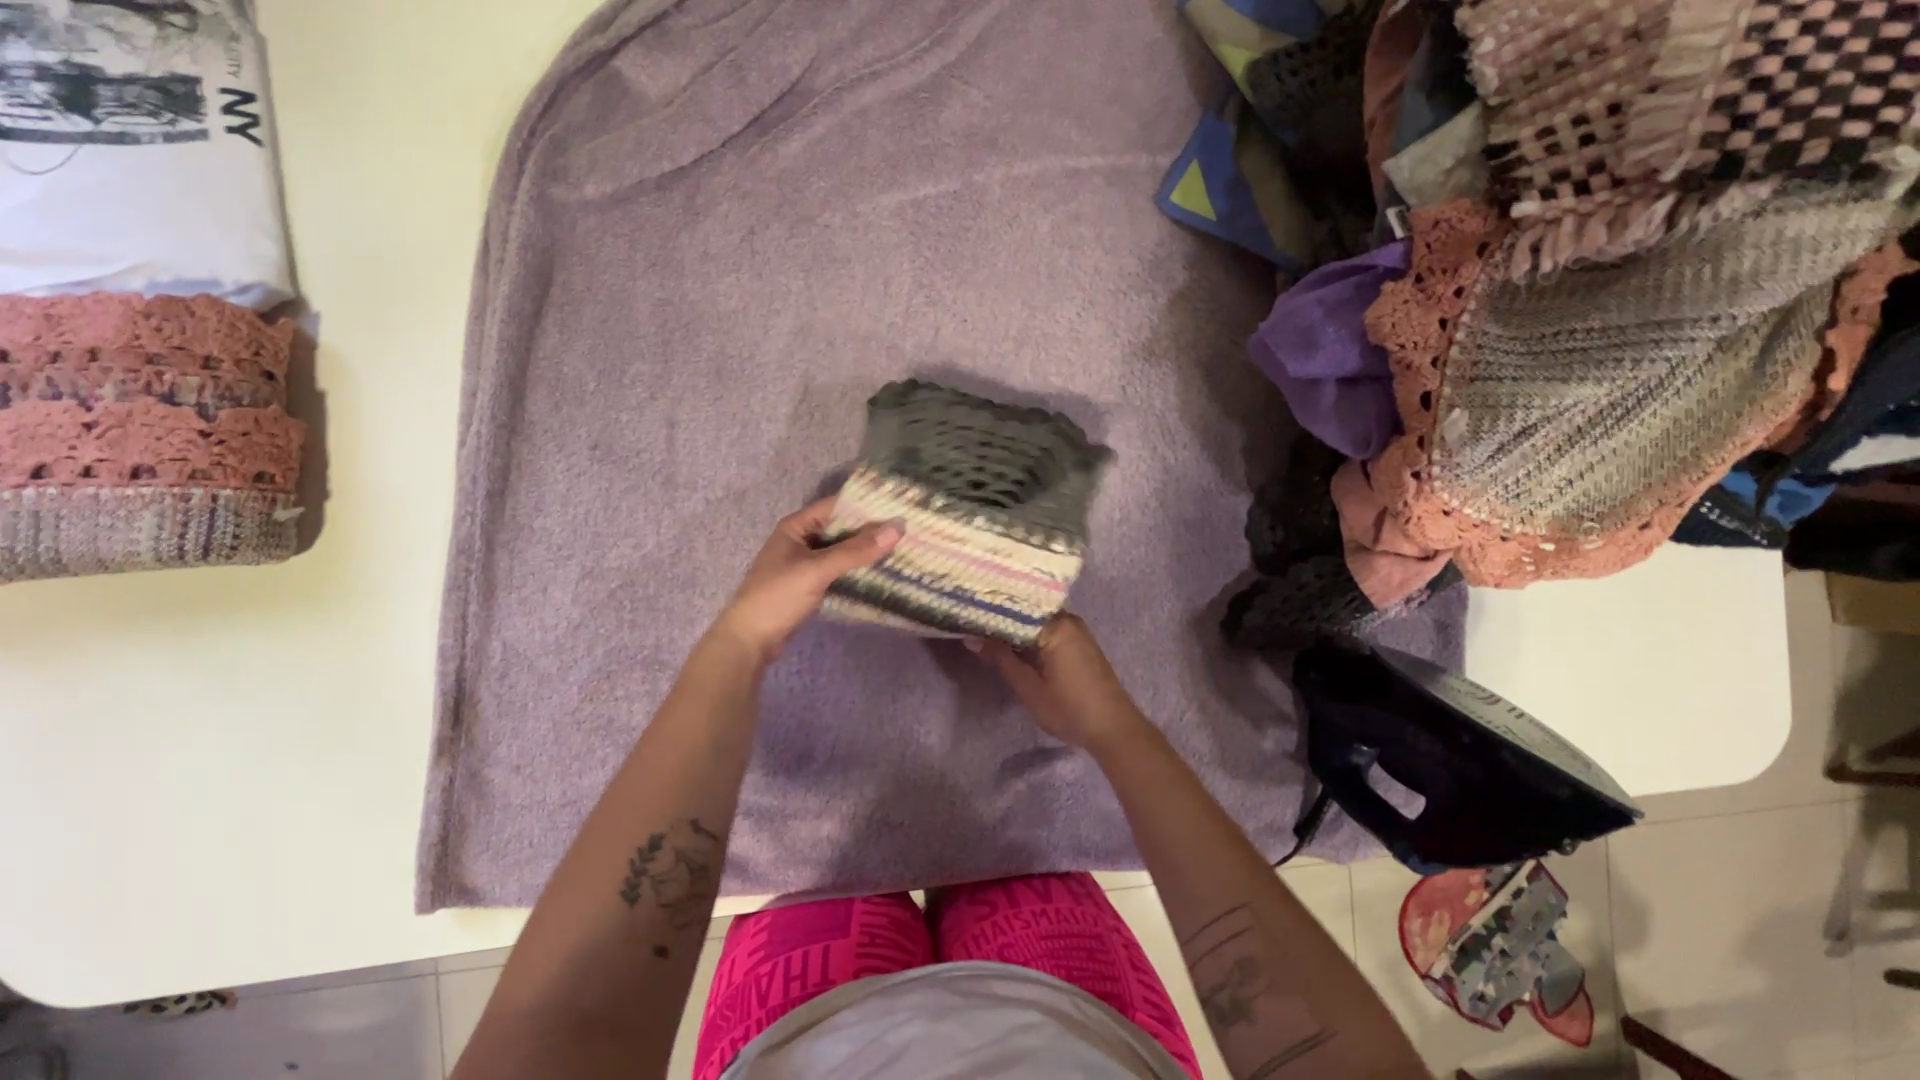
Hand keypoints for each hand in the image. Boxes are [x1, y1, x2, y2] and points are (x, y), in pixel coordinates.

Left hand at [710, 497, 901, 664]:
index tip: (897, 505)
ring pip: (841, 550)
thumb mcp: (817, 570)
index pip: (836, 505)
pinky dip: (856, 568)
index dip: (865, 504)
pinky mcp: (810, 584)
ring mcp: (805, 563)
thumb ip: (855, 550)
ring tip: (902, 547)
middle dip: (870, 528)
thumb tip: (897, 528)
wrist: (750, 640)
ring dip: (865, 550)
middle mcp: (801, 539)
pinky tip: (880, 571)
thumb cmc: (777, 596)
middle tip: (907, 528)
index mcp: (796, 526)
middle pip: (840, 527)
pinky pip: (838, 569)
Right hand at [971, 613, 1151, 751]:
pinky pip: (1048, 629)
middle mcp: (1068, 619)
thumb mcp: (1029, 688)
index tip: (963, 611)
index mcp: (1056, 626)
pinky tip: (1010, 642)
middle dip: (1000, 616)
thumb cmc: (1070, 710)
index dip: (988, 611)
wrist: (1114, 728)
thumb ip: (1001, 659)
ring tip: (982, 628)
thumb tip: (970, 637)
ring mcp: (1076, 629)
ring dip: (1014, 626)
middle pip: (1026, 611)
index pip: (1015, 609)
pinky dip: (1029, 634)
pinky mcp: (1079, 642)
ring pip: (1036, 620)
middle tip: (968, 618)